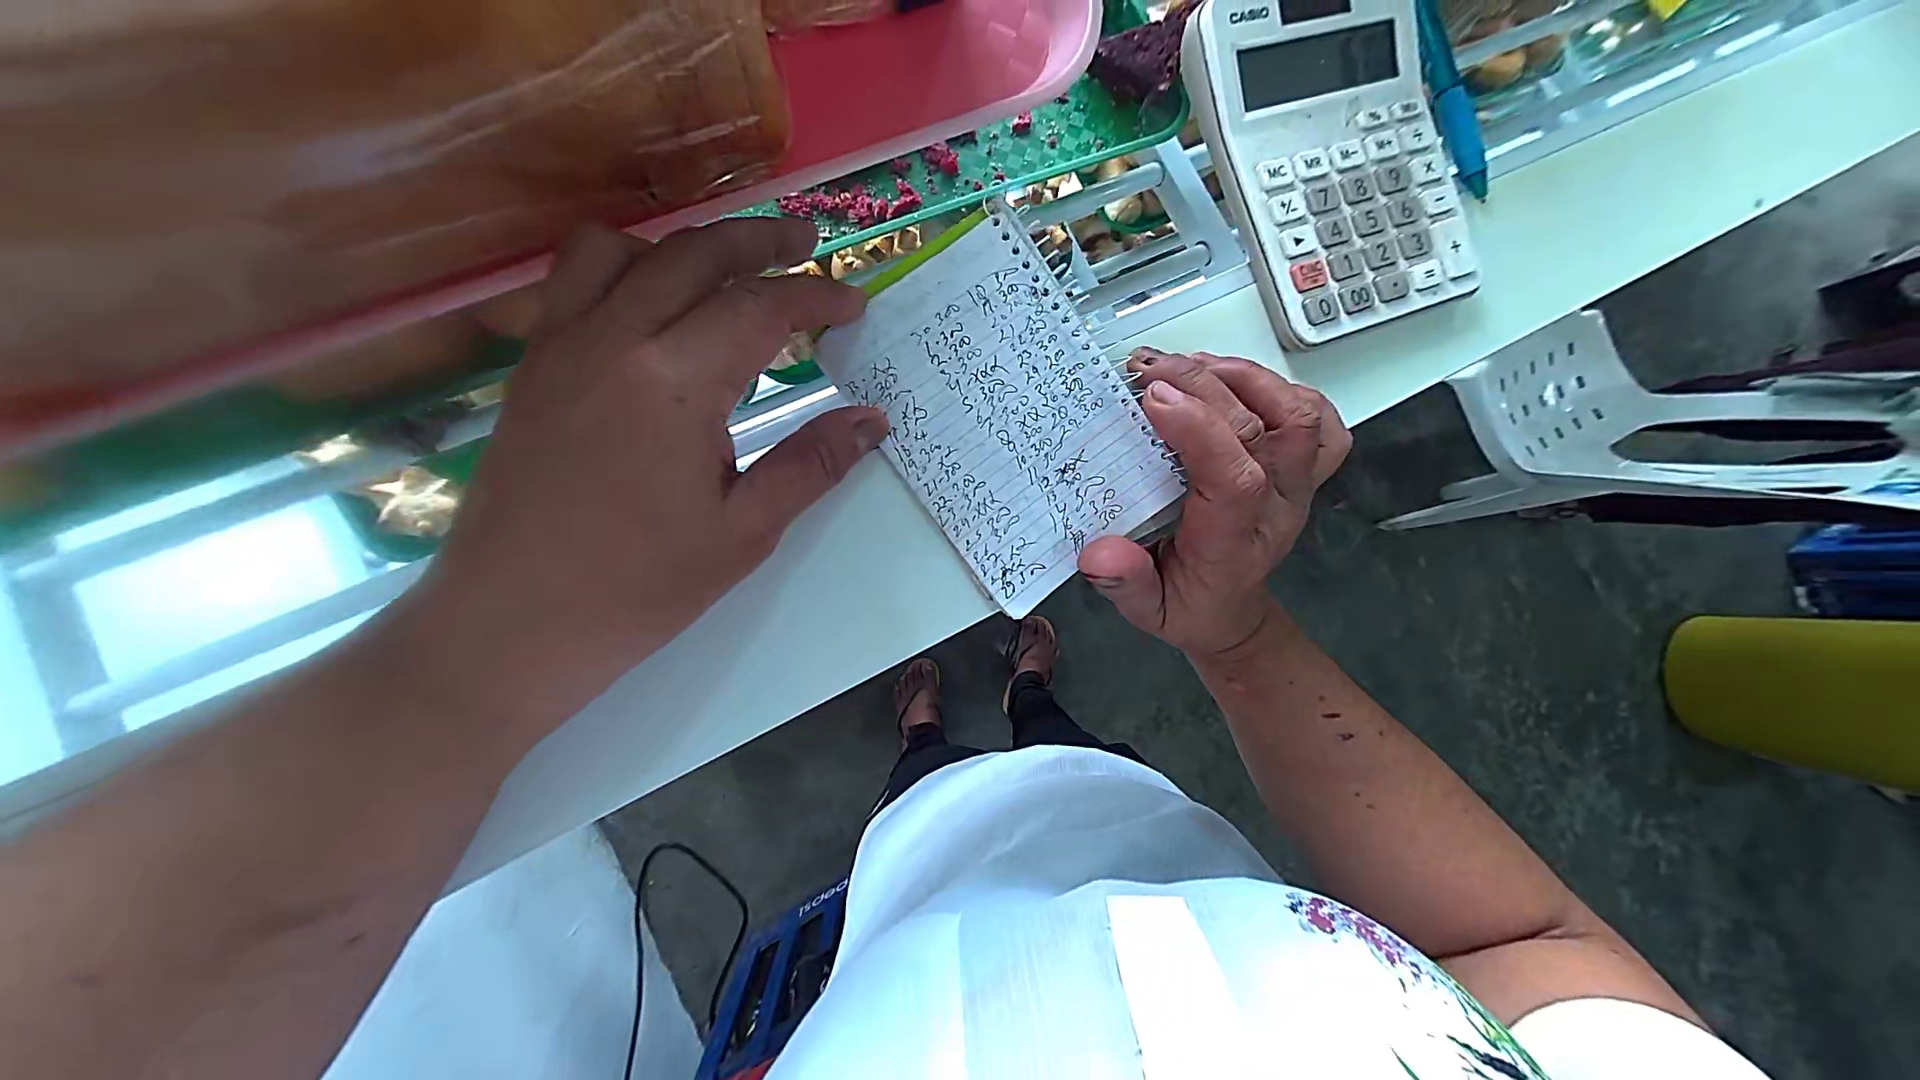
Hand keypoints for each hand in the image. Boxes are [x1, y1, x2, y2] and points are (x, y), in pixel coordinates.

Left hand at [395, 218, 887, 730]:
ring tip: (728, 272)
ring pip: (627, 250)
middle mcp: (613, 340)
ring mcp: (561, 346)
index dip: (816, 298)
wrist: (512, 623)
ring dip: (688, 246)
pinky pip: (576, 279)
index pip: (760, 308)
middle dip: (762, 241)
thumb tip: (873, 421)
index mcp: (674, 383)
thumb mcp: (745, 531)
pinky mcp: (534, 366)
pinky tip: (653, 309)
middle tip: (809, 244)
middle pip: (697, 254)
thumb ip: (813, 464)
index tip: (854, 302)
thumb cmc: (639, 588)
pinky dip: (627, 267)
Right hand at [1077, 348, 1348, 658]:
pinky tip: (1232, 381)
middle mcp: (1276, 507)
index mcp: (1234, 541)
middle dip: (1202, 385)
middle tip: (1148, 369)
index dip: (1198, 429)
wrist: (1230, 610)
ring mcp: (1296, 483)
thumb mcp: (1148, 610)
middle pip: (1263, 429)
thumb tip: (1100, 553)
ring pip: (1296, 413)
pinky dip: (1276, 386)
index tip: (1152, 398)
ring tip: (1184, 365)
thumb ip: (1126, 584)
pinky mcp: (1300, 467)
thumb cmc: (1191, 604)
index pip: (1235, 478)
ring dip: (1240, 376)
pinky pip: (1315, 416)